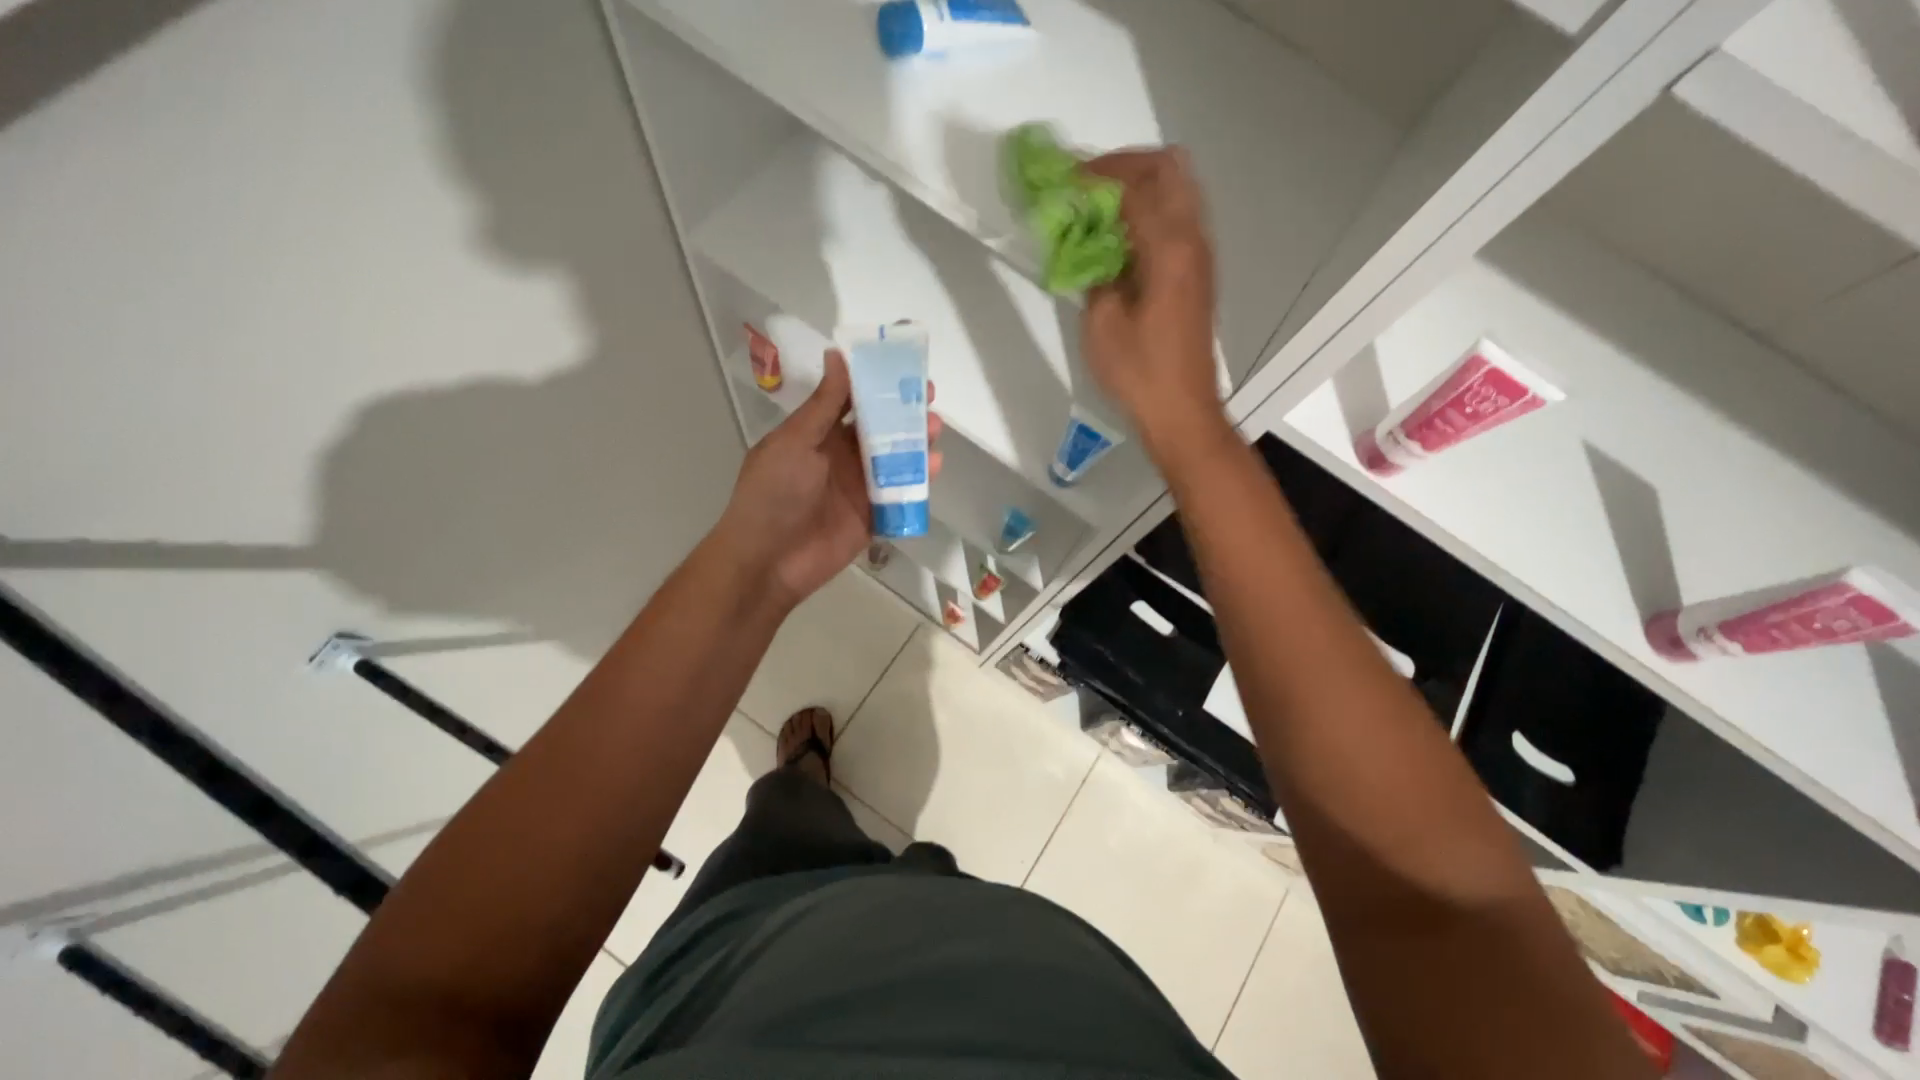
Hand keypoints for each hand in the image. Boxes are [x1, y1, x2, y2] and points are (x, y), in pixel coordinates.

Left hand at [715, 351, 941, 609]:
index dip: (876, 381)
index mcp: (817, 434)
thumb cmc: (774, 494)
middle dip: (905, 411)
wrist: (768, 560)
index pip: (852, 399)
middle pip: (879, 427)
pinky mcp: (872, 516)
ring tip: (934, 429)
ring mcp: (858, 487)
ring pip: (895, 458)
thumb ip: (824, 404)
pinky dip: (918, 480)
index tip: (904, 363)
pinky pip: (900, 494)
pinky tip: (933, 467)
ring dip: (916, 442)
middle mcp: (840, 456)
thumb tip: (838, 356)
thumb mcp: (796, 442)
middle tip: (929, 397)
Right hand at [1081, 149, 1223, 444]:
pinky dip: (1150, 209)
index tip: (1062, 181)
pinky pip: (1179, 216)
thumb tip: (1089, 244)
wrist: (1182, 409)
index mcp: (1168, 247)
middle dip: (1125, 164)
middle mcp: (1192, 239)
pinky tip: (1119, 235)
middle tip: (1087, 183)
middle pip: (1169, 167)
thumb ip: (1094, 270)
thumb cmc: (1139, 371)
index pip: (1133, 184)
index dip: (1095, 175)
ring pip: (1179, 188)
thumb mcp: (1101, 322)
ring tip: (1100, 204)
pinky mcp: (1199, 271)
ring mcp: (1201, 254)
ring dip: (1140, 184)